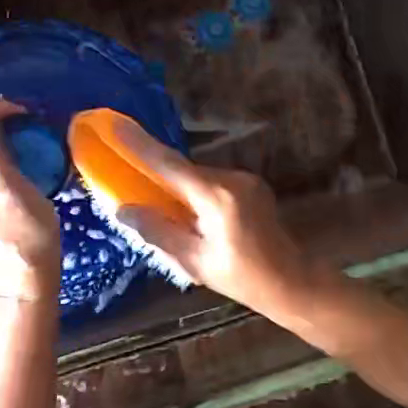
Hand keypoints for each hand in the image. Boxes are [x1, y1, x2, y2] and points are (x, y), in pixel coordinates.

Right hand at [102, 115, 321, 307]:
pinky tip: (190, 212)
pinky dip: (194, 191)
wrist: (292, 282)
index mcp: (217, 197)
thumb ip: (158, 231)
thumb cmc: (242, 278)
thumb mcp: (194, 261)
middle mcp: (233, 178)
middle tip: (127, 173)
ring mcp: (245, 179)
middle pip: (182, 169)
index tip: (116, 124)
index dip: (139, 144)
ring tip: (160, 207)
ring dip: (176, 186)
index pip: (170, 165)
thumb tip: (123, 209)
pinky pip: (211, 181)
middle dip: (155, 171)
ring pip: (197, 175)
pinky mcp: (251, 184)